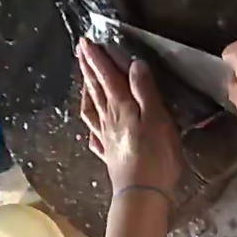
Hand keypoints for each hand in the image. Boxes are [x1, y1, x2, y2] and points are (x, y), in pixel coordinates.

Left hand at [77, 40, 183, 194]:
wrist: (142, 194)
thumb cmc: (155, 156)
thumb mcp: (157, 118)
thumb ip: (145, 91)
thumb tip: (134, 64)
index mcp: (121, 108)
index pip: (107, 77)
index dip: (97, 59)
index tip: (85, 42)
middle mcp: (109, 120)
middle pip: (96, 90)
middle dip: (88, 69)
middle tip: (79, 52)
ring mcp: (106, 139)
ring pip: (92, 111)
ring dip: (87, 93)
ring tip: (83, 83)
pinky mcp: (109, 156)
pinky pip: (95, 136)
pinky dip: (92, 126)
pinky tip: (91, 128)